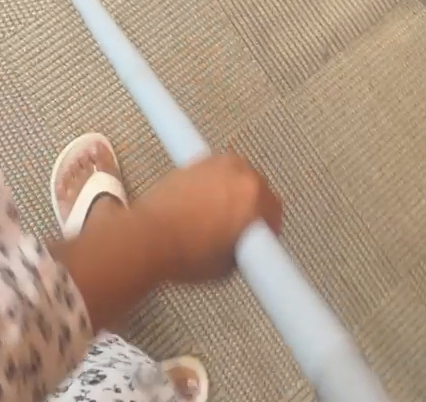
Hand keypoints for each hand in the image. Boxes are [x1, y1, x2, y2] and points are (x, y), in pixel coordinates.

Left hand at [134, 153, 283, 281]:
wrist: (150, 236)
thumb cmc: (186, 253)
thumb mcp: (227, 267)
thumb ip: (245, 251)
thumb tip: (243, 247)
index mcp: (254, 197)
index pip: (275, 210)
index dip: (268, 228)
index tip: (259, 239)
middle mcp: (240, 172)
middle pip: (258, 187)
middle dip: (251, 206)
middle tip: (237, 228)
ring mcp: (217, 162)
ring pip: (237, 174)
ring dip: (234, 190)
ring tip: (218, 213)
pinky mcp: (197, 159)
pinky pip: (216, 170)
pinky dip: (214, 182)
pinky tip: (202, 201)